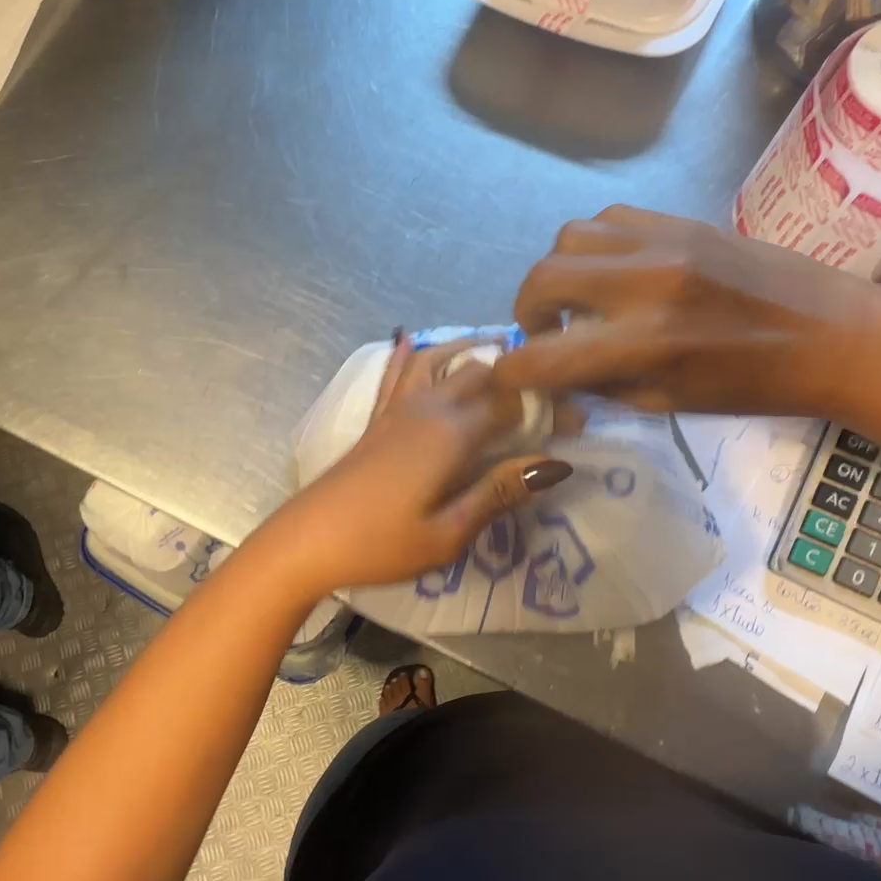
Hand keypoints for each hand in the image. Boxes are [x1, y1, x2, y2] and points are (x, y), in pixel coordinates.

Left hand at [253, 343, 572, 595]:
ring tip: (497, 347)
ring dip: (468, 351)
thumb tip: (554, 463)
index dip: (546, 405)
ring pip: (437, 361)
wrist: (307, 540)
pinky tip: (408, 336)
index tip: (573, 421)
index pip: (511, 402)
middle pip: (479, 372)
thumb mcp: (448, 534)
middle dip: (515, 375)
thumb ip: (498, 493)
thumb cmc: (381, 544)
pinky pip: (395, 375)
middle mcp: (426, 408)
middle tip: (543, 392)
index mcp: (451, 434)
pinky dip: (406, 354)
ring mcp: (396, 411)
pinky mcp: (375, 421)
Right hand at [493, 205, 880, 416]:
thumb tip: (551, 373)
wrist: (836, 335)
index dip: (512, 372)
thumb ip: (598, 384)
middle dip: (527, 310)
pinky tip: (614, 270)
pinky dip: (595, 247)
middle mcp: (645, 283)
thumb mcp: (665, 403)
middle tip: (546, 330)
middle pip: (542, 277)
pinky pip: (609, 218)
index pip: (542, 355)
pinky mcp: (682, 221)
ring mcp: (664, 242)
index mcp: (645, 343)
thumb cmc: (753, 387)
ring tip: (580, 297)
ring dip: (559, 272)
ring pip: (568, 237)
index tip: (510, 378)